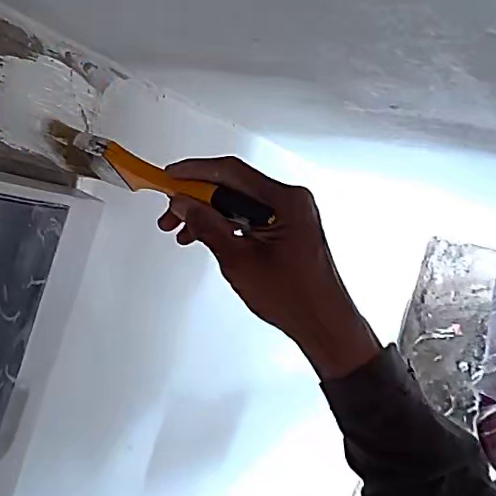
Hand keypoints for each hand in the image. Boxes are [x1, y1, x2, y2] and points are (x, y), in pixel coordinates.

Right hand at [158, 157, 380, 379]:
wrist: (324, 324)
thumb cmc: (296, 298)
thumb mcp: (238, 259)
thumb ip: (207, 225)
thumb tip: (184, 204)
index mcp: (286, 200)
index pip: (230, 172)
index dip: (194, 171)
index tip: (171, 175)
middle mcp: (290, 200)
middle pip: (232, 185)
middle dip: (196, 198)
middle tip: (171, 211)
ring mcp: (289, 213)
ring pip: (236, 201)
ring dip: (207, 213)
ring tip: (182, 229)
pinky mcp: (285, 226)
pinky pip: (246, 214)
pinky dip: (223, 223)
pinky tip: (204, 235)